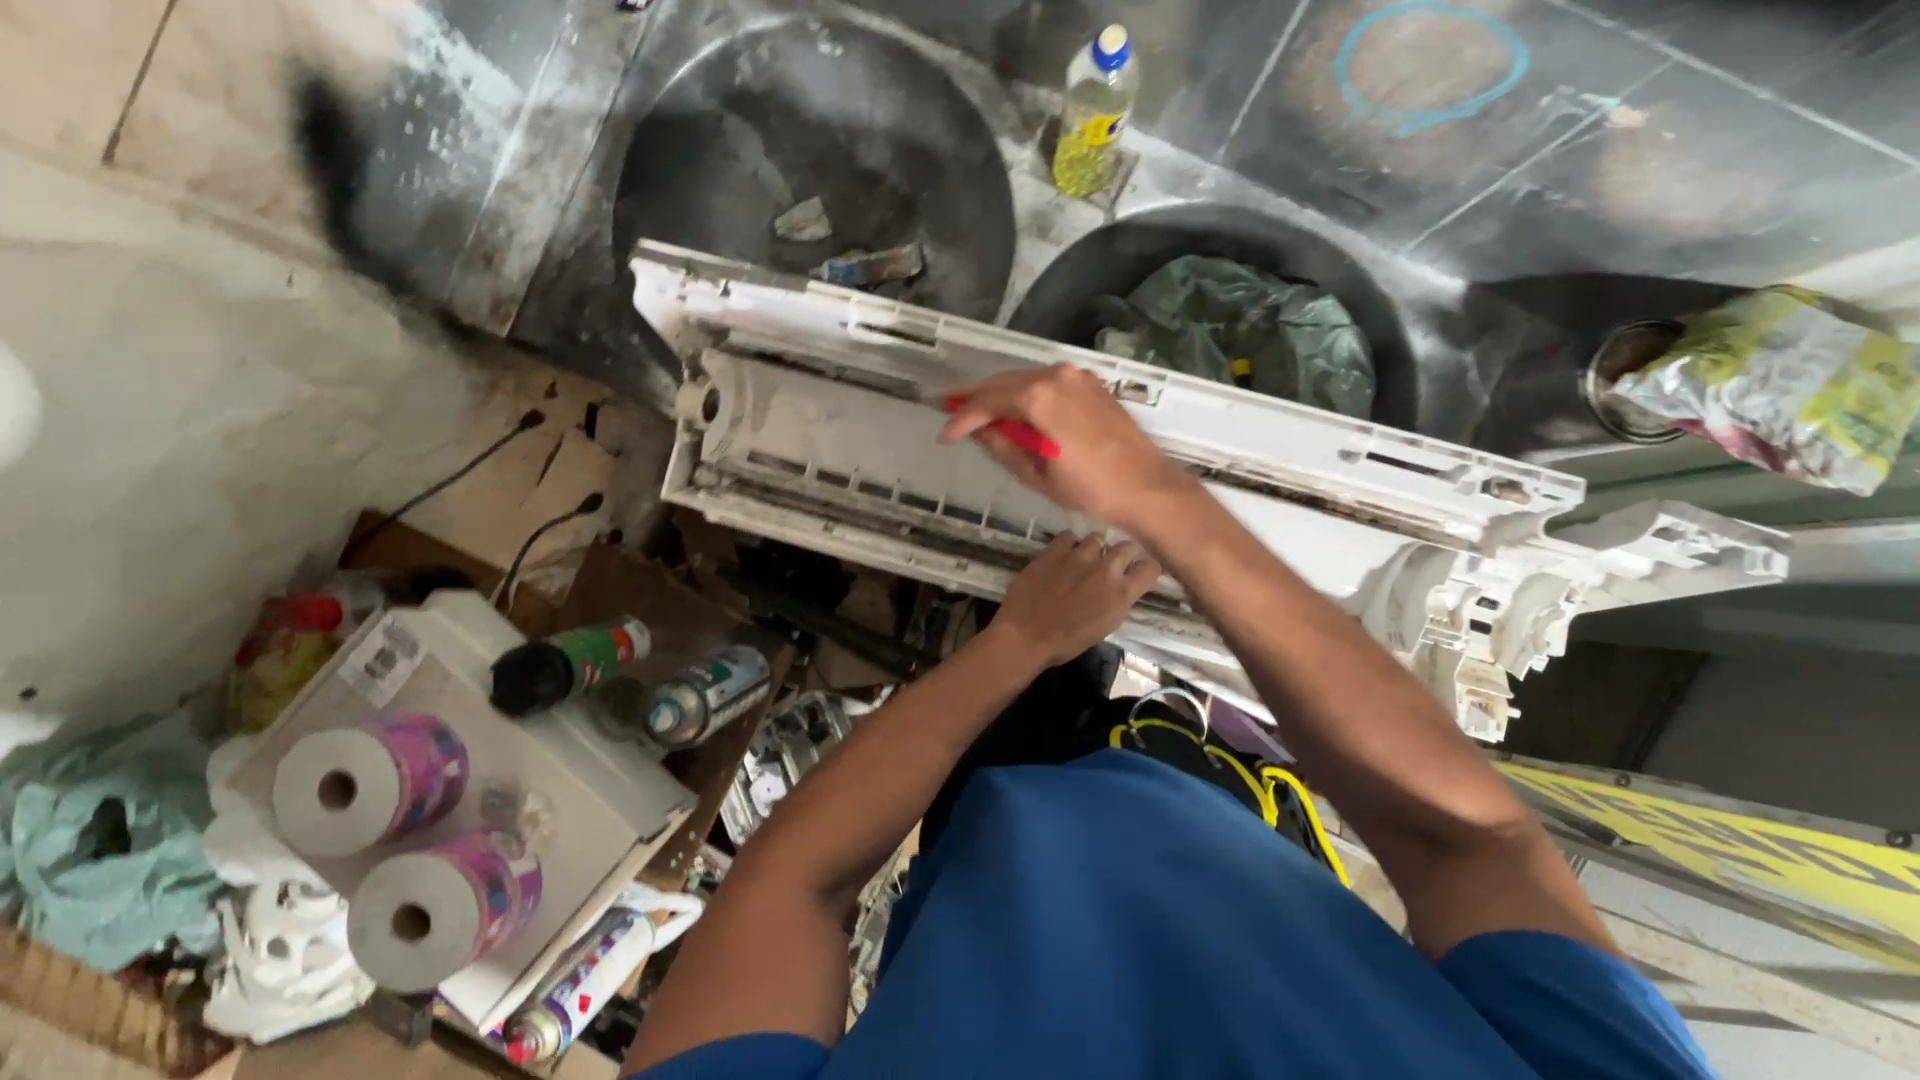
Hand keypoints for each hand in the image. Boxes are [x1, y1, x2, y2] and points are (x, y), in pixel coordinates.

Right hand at [939, 364, 1196, 527]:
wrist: (1146, 486)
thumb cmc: (1090, 488)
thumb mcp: (1037, 474)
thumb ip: (1002, 446)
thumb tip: (979, 431)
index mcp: (1039, 397)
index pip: (987, 402)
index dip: (962, 417)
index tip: (945, 432)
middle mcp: (1057, 376)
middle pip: (1004, 383)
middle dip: (976, 397)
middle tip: (948, 405)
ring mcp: (1077, 377)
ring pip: (1025, 380)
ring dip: (1001, 394)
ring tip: (976, 408)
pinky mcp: (1092, 385)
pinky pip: (1048, 383)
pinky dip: (1027, 394)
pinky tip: (1016, 408)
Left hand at [987, 533, 1161, 669]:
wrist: (1025, 635)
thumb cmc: (1065, 642)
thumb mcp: (1104, 627)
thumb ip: (1117, 602)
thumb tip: (1121, 589)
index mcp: (1121, 593)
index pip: (1150, 568)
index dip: (1147, 569)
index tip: (1140, 572)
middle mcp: (1106, 569)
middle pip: (1128, 546)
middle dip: (1125, 553)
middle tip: (1114, 563)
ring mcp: (1079, 556)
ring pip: (1097, 538)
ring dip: (1095, 548)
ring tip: (1084, 559)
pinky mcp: (1054, 550)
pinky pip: (1069, 536)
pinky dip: (1069, 545)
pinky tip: (1062, 556)